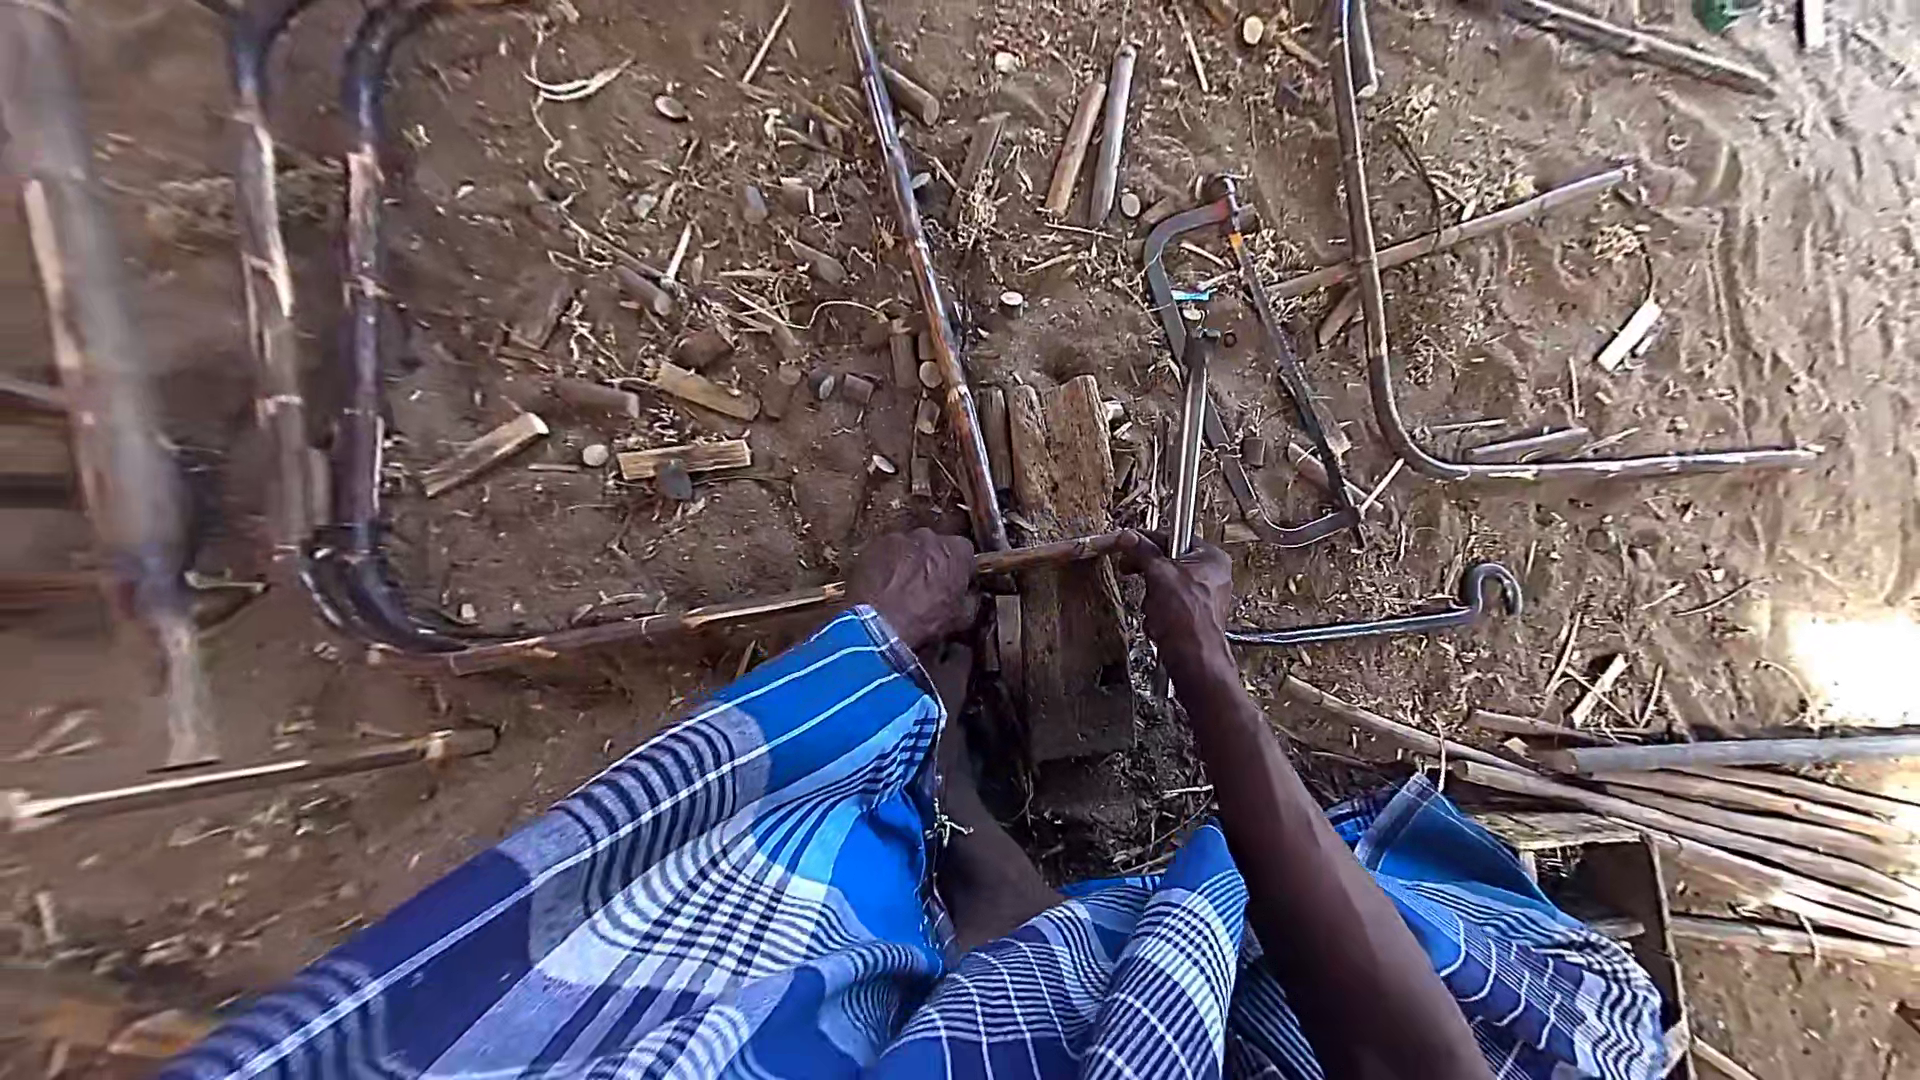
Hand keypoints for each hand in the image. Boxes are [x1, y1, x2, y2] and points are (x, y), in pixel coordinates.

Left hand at [847, 528, 978, 648]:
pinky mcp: (875, 546)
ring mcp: (899, 538)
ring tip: (901, 589)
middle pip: (935, 545)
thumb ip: (972, 598)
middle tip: (926, 586)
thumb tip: (973, 594)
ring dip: (908, 563)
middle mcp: (929, 537)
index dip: (960, 568)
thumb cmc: (925, 619)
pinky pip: (885, 552)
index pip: (965, 552)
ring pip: (909, 547)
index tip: (954, 582)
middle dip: (932, 562)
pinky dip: (886, 565)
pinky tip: (884, 586)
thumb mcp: (963, 617)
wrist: (881, 624)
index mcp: (956, 550)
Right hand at [1115, 530, 1235, 689]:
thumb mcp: (1159, 574)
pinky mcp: (1193, 616)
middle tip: (1130, 571)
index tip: (1128, 542)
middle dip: (1148, 575)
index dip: (1147, 540)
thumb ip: (1143, 552)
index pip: (1173, 537)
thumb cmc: (1187, 618)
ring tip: (1155, 606)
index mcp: (1211, 558)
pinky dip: (1157, 612)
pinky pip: (1167, 604)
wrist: (1193, 658)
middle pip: (1167, 562)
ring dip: (1151, 597)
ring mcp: (1203, 597)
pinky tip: (1159, 621)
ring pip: (1164, 585)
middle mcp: (1212, 575)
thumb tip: (1130, 537)